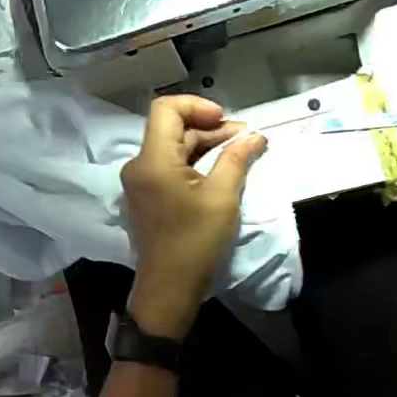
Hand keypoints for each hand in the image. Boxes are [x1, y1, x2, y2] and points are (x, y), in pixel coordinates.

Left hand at [121, 95, 266, 339]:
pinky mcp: (147, 197)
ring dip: (205, 146)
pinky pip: (170, 168)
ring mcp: (141, 182)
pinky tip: (222, 170)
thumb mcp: (223, 197)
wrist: (169, 289)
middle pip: (172, 129)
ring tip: (240, 153)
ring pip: (173, 148)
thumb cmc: (196, 242)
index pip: (166, 109)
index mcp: (152, 160)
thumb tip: (256, 135)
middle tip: (246, 139)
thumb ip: (237, 158)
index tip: (225, 121)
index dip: (197, 106)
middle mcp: (140, 165)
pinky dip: (194, 163)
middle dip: (209, 128)